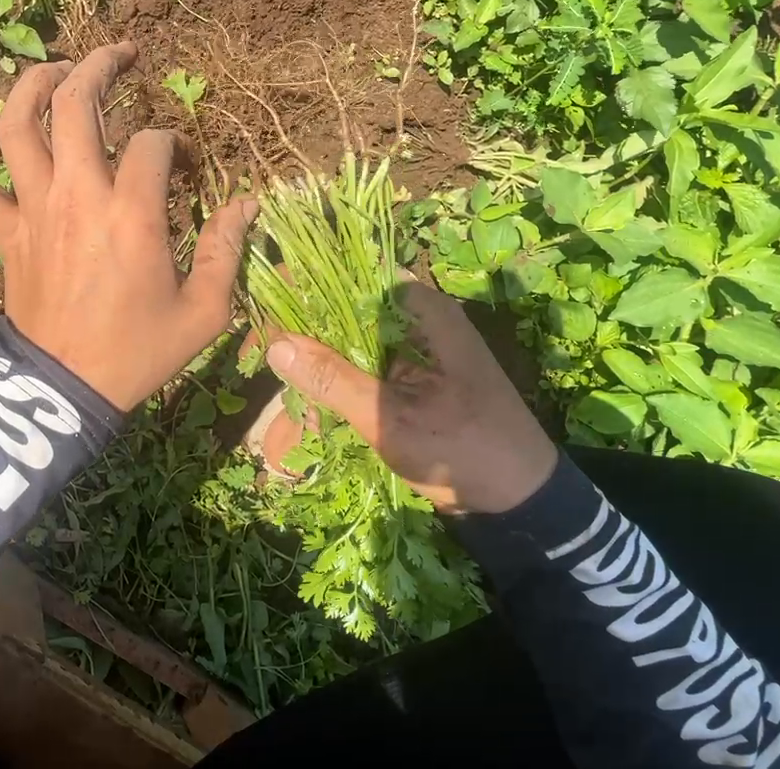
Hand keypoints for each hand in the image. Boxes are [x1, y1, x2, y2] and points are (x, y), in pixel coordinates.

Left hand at [0, 42, 257, 410]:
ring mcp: (32, 211)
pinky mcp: (4, 234)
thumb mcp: (204, 312)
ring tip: (55, 70)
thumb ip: (226, 251)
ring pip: (16, 127)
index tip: (182, 165)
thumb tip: (248, 204)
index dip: (175, 144)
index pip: (154, 144)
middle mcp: (77, 197)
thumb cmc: (138, 353)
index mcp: (132, 214)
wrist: (65, 391)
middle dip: (100, 66)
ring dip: (32, 87)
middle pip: (76, 104)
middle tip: (119, 55)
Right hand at [265, 282, 558, 513]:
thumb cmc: (464, 452)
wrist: (520, 503)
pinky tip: (307, 410)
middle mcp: (414, 319)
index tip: (265, 317)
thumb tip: (275, 344)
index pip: (347, 277)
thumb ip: (334, 379)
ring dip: (313, 362)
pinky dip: (332, 383)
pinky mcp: (405, 376)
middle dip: (300, 332)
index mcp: (422, 311)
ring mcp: (410, 348)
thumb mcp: (391, 418)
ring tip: (281, 391)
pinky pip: (357, 366)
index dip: (301, 288)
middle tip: (259, 356)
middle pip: (340, 306)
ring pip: (344, 339)